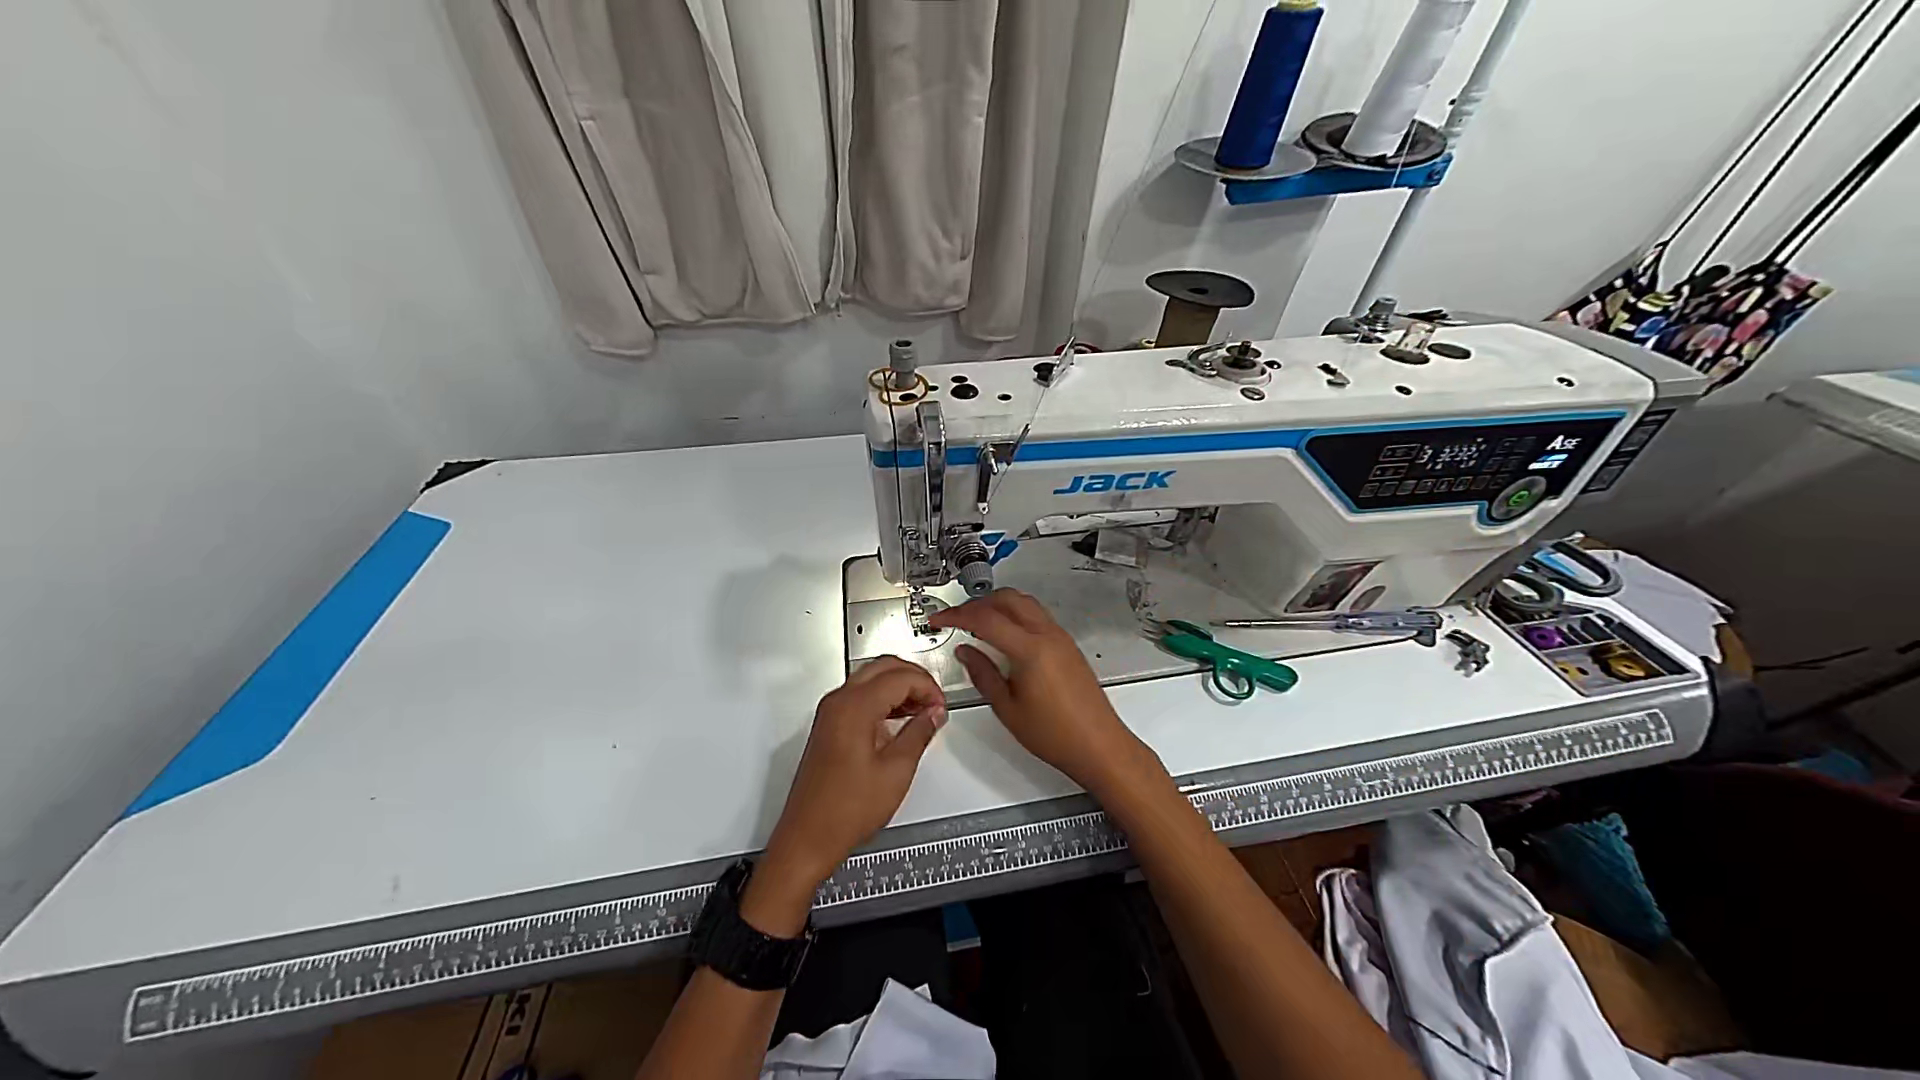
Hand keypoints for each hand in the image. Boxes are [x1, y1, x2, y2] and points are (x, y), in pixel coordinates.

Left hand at [749, 657, 946, 931]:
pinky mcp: (828, 726)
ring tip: (923, 709)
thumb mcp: (897, 770)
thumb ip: (919, 733)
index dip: (927, 687)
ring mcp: (830, 713)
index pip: (900, 676)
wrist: (809, 837)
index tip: (940, 704)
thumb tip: (933, 714)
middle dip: (914, 678)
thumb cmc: (842, 812)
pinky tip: (901, 719)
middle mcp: (838, 703)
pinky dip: (884, 698)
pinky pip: (860, 696)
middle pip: (883, 667)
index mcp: (854, 707)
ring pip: (871, 678)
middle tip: (935, 699)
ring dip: (899, 686)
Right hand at [928, 589, 1163, 797]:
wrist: (1099, 746)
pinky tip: (1003, 635)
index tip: (940, 619)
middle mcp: (1049, 636)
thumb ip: (983, 674)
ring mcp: (1061, 638)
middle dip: (977, 603)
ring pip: (1024, 603)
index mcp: (1031, 649)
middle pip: (1007, 599)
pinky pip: (1037, 616)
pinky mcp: (1068, 646)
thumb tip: (966, 653)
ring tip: (977, 623)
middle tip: (956, 618)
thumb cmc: (1058, 735)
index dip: (956, 615)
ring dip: (998, 605)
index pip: (985, 618)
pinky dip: (1015, 615)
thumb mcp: (1007, 708)